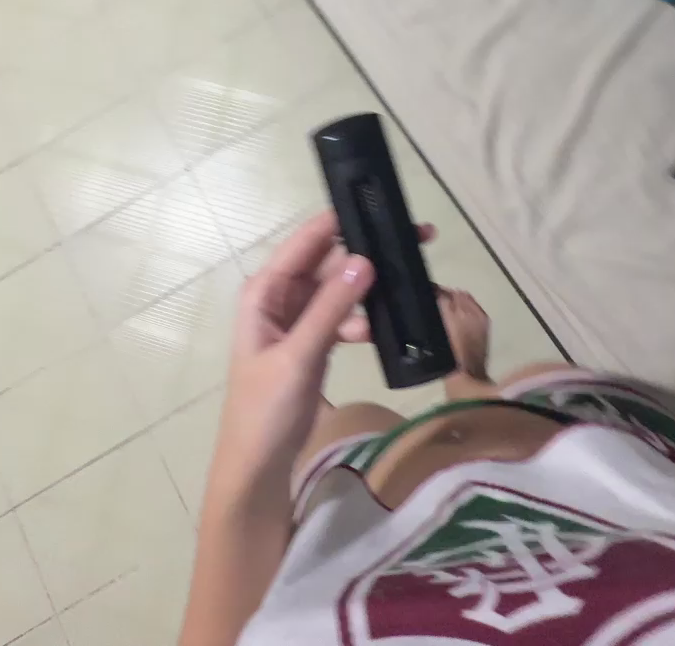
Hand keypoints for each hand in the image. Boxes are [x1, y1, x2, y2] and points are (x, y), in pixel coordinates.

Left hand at [208, 211, 433, 496]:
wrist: (258, 467)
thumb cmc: (266, 409)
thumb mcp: (299, 356)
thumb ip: (331, 309)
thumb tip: (364, 261)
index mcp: (265, 290)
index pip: (306, 241)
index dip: (342, 220)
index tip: (380, 206)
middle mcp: (279, 296)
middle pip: (327, 260)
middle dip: (367, 251)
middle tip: (416, 240)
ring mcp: (297, 319)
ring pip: (338, 288)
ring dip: (369, 287)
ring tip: (411, 282)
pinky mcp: (313, 341)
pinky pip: (342, 316)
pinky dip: (362, 318)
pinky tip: (383, 327)